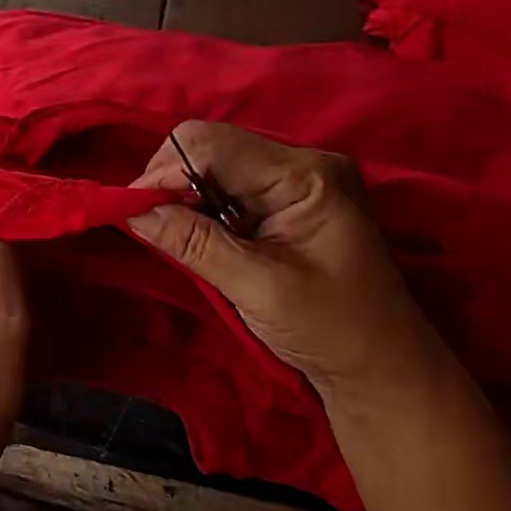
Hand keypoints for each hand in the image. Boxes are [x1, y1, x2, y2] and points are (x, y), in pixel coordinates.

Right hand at [127, 122, 454, 401]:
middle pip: (208, 146)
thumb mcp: (259, 288)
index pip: (214, 145)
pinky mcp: (278, 201)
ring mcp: (290, 180)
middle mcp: (299, 163)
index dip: (165, 172)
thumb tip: (132, 212)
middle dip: (168, 182)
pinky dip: (194, 209)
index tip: (134, 213)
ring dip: (179, 197)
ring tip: (171, 237)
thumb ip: (195, 244)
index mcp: (307, 175)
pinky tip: (192, 237)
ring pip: (208, 165)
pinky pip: (219, 188)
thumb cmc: (331, 329)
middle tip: (148, 226)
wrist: (379, 365)